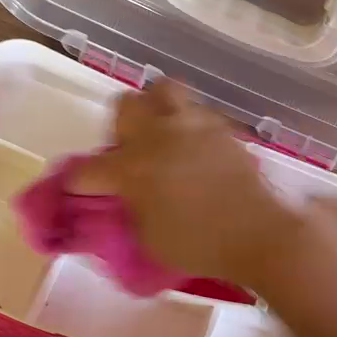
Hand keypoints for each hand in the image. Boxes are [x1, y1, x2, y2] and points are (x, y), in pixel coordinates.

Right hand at [69, 81, 336, 295]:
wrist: (258, 233)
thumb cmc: (199, 245)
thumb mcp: (150, 240)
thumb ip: (132, 213)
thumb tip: (128, 200)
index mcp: (131, 167)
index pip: (89, 170)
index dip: (78, 182)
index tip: (78, 190)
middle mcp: (157, 135)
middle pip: (123, 107)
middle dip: (119, 129)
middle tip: (127, 156)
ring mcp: (192, 124)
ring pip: (161, 91)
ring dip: (154, 111)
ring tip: (162, 140)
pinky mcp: (222, 127)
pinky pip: (195, 112)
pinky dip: (186, 126)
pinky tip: (193, 152)